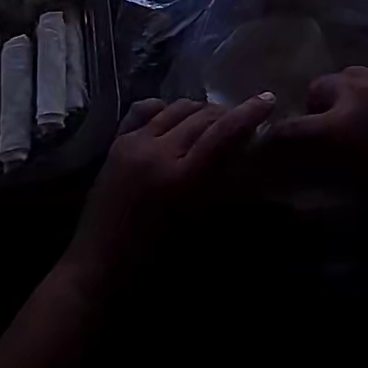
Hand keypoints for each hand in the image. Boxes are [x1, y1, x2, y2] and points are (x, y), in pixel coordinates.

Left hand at [65, 94, 276, 272]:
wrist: (98, 270)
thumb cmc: (156, 264)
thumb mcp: (202, 232)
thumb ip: (226, 193)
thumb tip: (246, 163)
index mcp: (182, 179)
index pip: (223, 133)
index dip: (249, 113)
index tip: (268, 97)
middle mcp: (157, 152)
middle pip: (201, 117)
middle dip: (226, 113)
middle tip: (243, 120)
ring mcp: (133, 144)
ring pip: (175, 108)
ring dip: (199, 110)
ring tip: (213, 120)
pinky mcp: (116, 144)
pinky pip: (144, 110)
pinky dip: (165, 109)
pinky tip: (174, 116)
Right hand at [265, 66, 367, 182]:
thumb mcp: (357, 181)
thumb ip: (326, 162)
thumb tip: (304, 156)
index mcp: (341, 125)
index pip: (294, 129)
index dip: (278, 138)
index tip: (272, 144)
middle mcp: (357, 92)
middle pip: (318, 88)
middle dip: (313, 107)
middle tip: (323, 128)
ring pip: (346, 76)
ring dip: (341, 93)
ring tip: (353, 116)